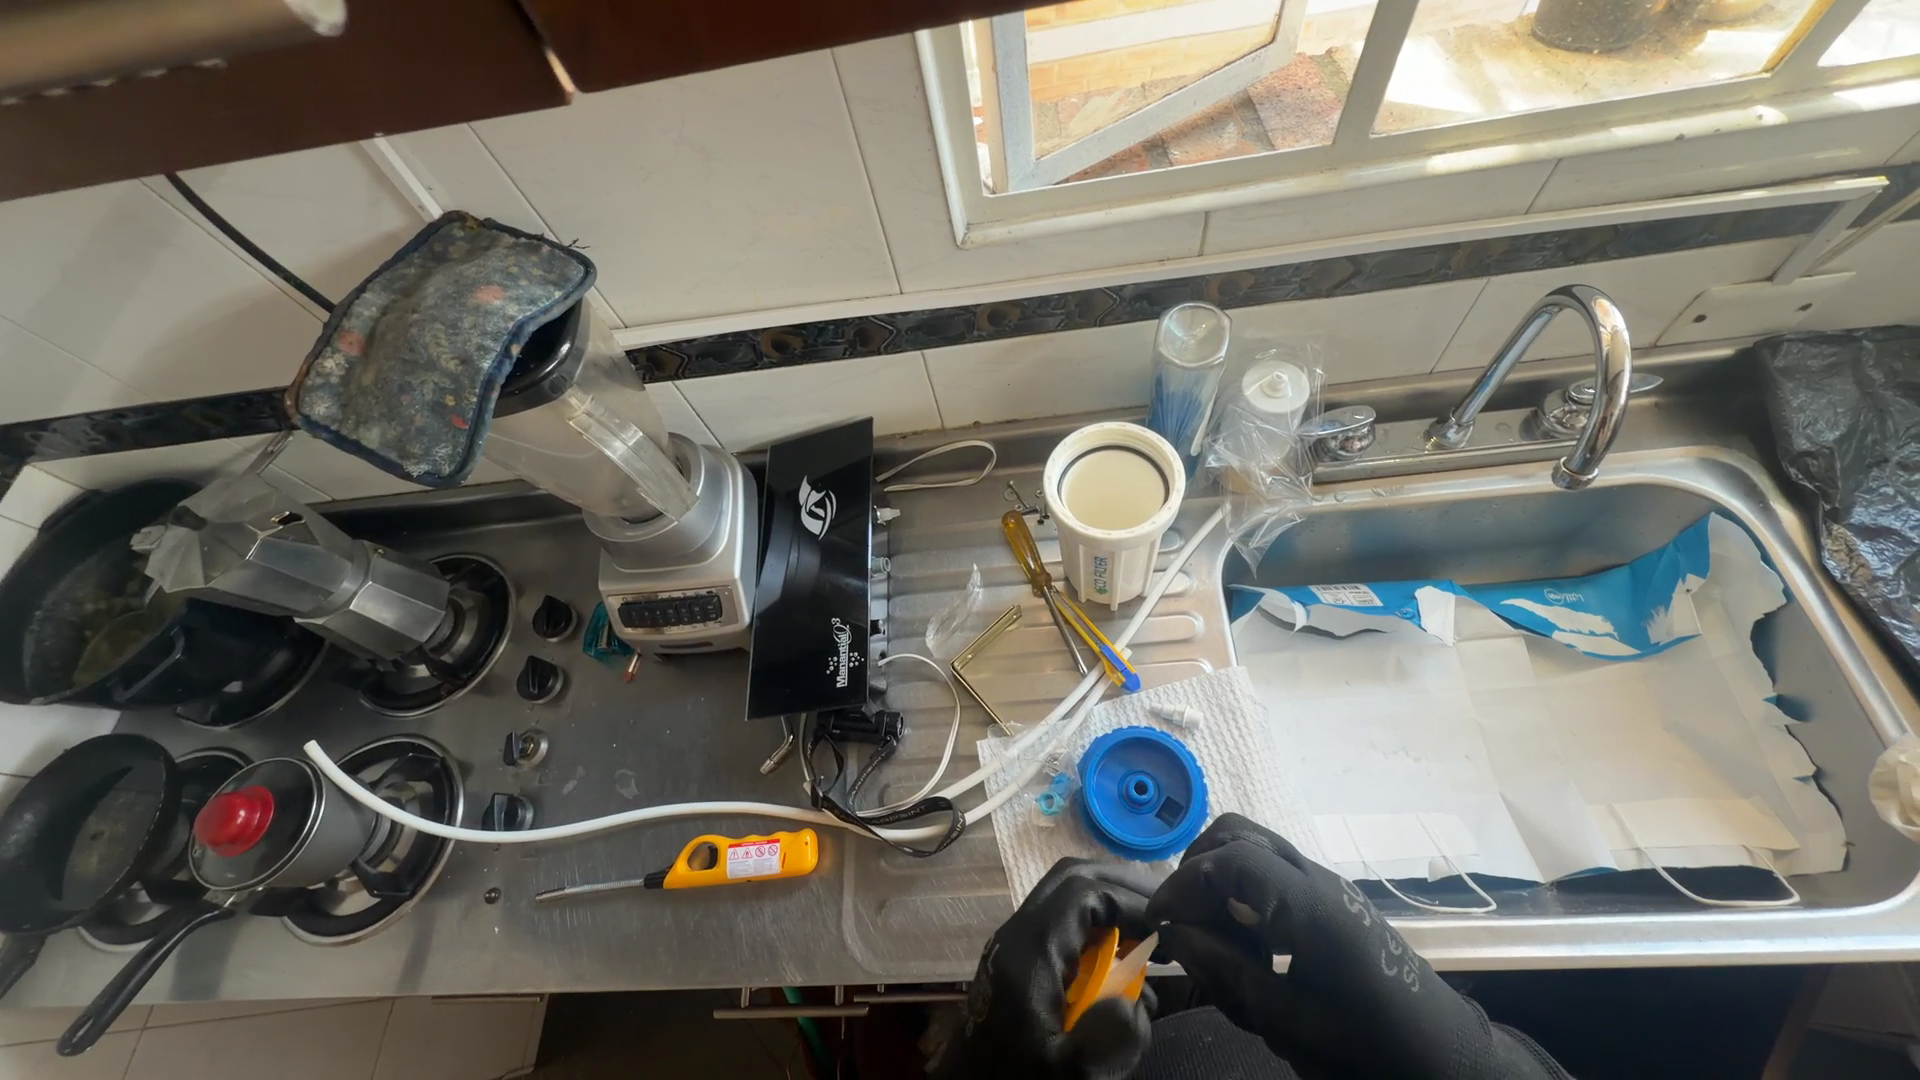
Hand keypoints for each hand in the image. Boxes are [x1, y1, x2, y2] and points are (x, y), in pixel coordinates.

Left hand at [943, 858, 1158, 1079]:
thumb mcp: (1069, 1075)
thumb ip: (1109, 1037)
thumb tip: (1136, 1000)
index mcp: (1029, 953)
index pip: (1082, 893)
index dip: (1128, 900)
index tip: (1163, 927)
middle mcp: (1018, 935)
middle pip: (1070, 879)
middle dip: (1119, 885)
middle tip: (1161, 907)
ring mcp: (1015, 945)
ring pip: (1062, 897)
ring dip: (1106, 903)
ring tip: (1146, 930)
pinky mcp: (1018, 961)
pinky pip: (1058, 924)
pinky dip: (1093, 927)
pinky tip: (1119, 960)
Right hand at [1146, 814, 1486, 1079]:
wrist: (1448, 1063)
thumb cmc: (1365, 1046)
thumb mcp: (1286, 1020)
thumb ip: (1224, 969)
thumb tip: (1175, 932)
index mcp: (1307, 905)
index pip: (1229, 861)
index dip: (1184, 884)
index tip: (1158, 919)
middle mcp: (1316, 879)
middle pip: (1240, 834)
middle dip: (1197, 864)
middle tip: (1179, 911)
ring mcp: (1327, 886)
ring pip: (1256, 847)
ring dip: (1220, 874)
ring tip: (1208, 927)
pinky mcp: (1333, 901)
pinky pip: (1274, 872)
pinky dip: (1244, 889)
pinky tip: (1244, 938)